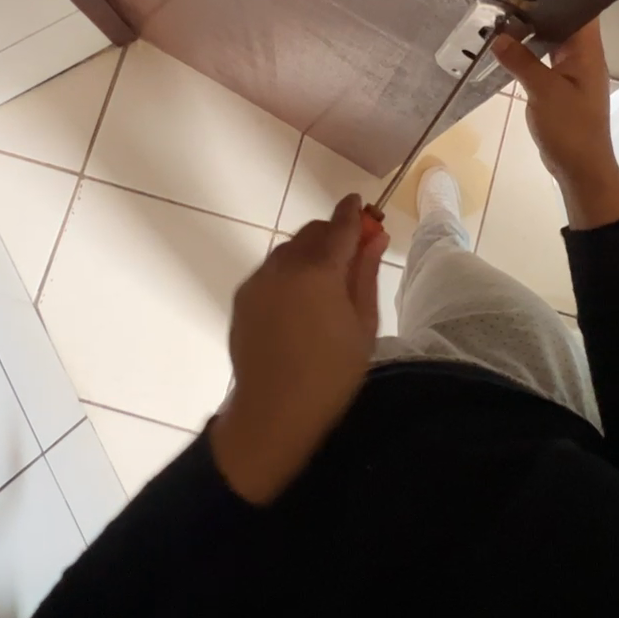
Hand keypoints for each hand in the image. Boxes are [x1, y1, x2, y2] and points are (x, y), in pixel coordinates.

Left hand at [210, 194, 388, 504]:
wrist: (273, 414)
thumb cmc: (331, 374)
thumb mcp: (363, 325)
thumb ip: (366, 273)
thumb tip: (375, 236)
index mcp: (318, 270)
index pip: (339, 226)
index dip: (353, 213)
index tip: (362, 203)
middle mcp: (283, 265)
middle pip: (311, 232)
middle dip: (332, 233)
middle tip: (353, 251)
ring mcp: (258, 280)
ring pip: (289, 249)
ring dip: (309, 252)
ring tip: (326, 283)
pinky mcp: (243, 296)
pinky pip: (271, 270)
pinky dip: (289, 271)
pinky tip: (300, 301)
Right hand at [492, 18, 618, 230]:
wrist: (580, 168)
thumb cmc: (570, 128)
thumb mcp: (543, 91)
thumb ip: (520, 61)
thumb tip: (498, 37)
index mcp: (588, 51)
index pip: (583, 8)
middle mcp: (584, 56)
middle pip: (566, 21)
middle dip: (540, 8)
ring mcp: (573, 71)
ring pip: (553, 41)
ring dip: (533, 30)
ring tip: (504, 13)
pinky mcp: (561, 86)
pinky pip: (545, 59)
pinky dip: (529, 51)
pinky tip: (509, 46)